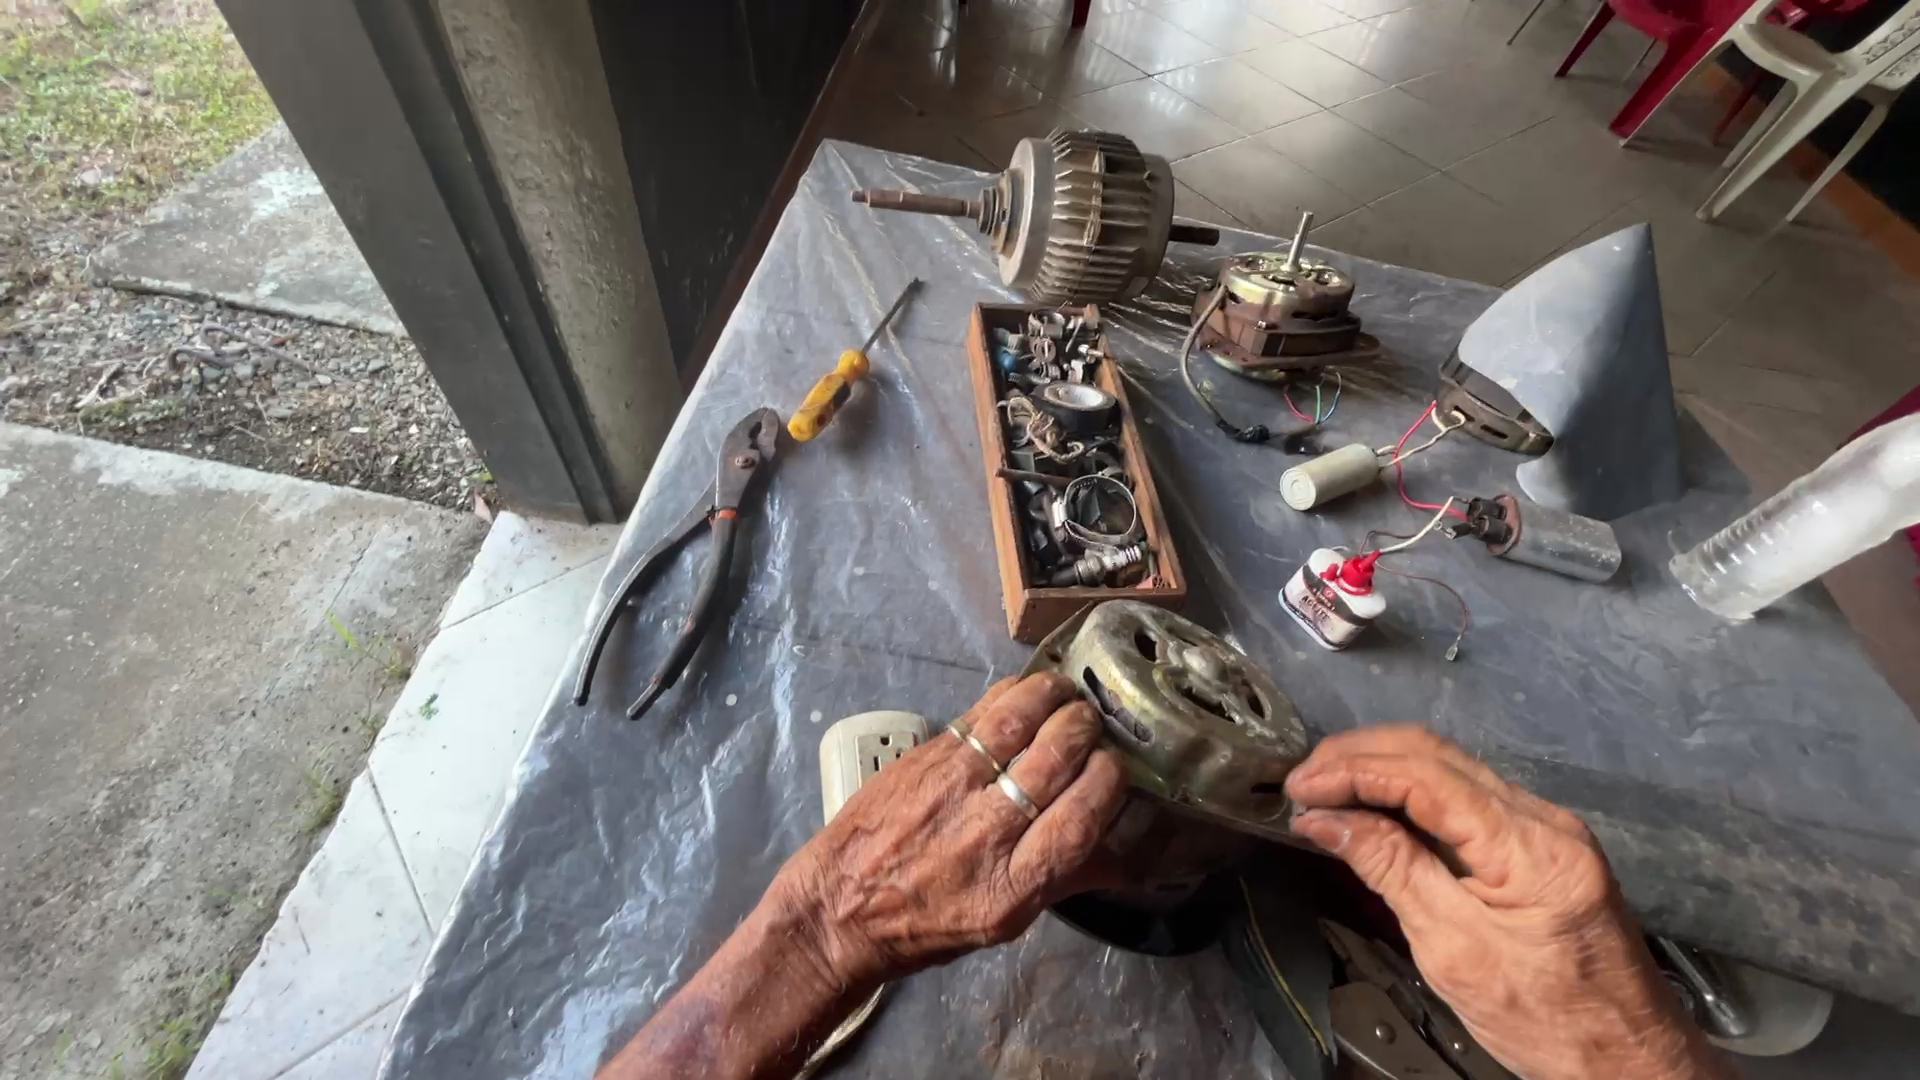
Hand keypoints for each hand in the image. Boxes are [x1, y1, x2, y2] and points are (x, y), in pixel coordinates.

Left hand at [772, 673, 1128, 987]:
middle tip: (1092, 722)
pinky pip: (979, 713)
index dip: (1107, 781)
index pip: (1080, 818)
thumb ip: (1064, 880)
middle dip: (1083, 729)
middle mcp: (986, 830)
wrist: (840, 906)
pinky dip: (1012, 693)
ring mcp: (952, 785)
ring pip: (1016, 723)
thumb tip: (1128, 857)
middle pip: (1053, 760)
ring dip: (1052, 696)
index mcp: (1012, 884)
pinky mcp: (927, 755)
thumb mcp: (1004, 923)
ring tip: (1067, 691)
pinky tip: (1028, 688)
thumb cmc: (928, 923)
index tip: (1114, 765)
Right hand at [1285, 726, 1732, 1079]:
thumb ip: (1387, 867)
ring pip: (1442, 760)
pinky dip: (1400, 785)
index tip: (1299, 788)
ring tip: (1323, 786)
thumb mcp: (1451, 948)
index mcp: (1530, 847)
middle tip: (1302, 781)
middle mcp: (1541, 816)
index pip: (1424, 776)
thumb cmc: (1543, 1020)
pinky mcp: (1532, 836)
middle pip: (1432, 751)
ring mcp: (1541, 822)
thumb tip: (1319, 818)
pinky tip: (1367, 800)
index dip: (1352, 771)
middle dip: (1356, 756)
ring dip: (1374, 764)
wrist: (1632, 1067)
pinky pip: (1455, 787)